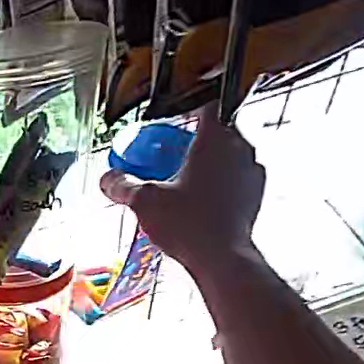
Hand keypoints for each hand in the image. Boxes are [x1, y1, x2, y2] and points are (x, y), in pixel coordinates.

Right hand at [99, 106, 266, 274]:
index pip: (207, 107)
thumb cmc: (187, 223)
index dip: (190, 113)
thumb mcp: (145, 202)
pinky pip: (239, 181)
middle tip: (177, 157)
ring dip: (213, 164)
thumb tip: (107, 179)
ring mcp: (252, 171)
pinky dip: (224, 186)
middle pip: (220, 131)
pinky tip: (205, 202)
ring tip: (190, 183)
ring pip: (231, 156)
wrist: (221, 256)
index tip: (177, 126)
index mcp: (213, 139)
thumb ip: (123, 186)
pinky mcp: (257, 195)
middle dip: (199, 142)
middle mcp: (239, 148)